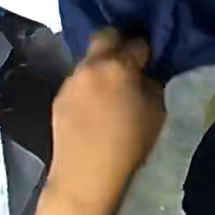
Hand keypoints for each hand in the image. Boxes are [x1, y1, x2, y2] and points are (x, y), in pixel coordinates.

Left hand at [46, 30, 164, 214]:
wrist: (85, 178)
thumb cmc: (129, 147)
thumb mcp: (156, 114)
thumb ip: (152, 85)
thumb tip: (146, 74)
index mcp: (118, 66)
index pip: (138, 42)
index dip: (147, 50)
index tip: (150, 60)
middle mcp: (91, 65)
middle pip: (105, 36)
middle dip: (119, 43)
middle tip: (129, 62)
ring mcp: (71, 79)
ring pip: (89, 59)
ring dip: (102, 66)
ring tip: (111, 89)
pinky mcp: (59, 96)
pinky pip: (78, 80)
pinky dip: (89, 85)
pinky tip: (94, 106)